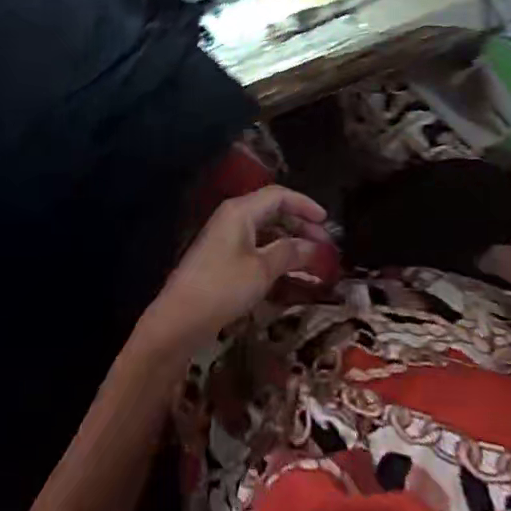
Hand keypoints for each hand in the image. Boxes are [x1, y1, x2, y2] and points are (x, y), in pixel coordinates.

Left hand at [138, 186, 330, 351]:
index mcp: (240, 211)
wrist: (182, 315)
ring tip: (314, 259)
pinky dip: (276, 253)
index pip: (278, 195)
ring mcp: (226, 237)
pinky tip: (291, 270)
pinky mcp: (224, 256)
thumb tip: (315, 246)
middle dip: (300, 224)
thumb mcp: (262, 269)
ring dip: (290, 240)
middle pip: (272, 210)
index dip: (305, 205)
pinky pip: (256, 245)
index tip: (328, 222)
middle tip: (326, 245)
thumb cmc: (223, 286)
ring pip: (265, 229)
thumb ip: (290, 253)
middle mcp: (232, 217)